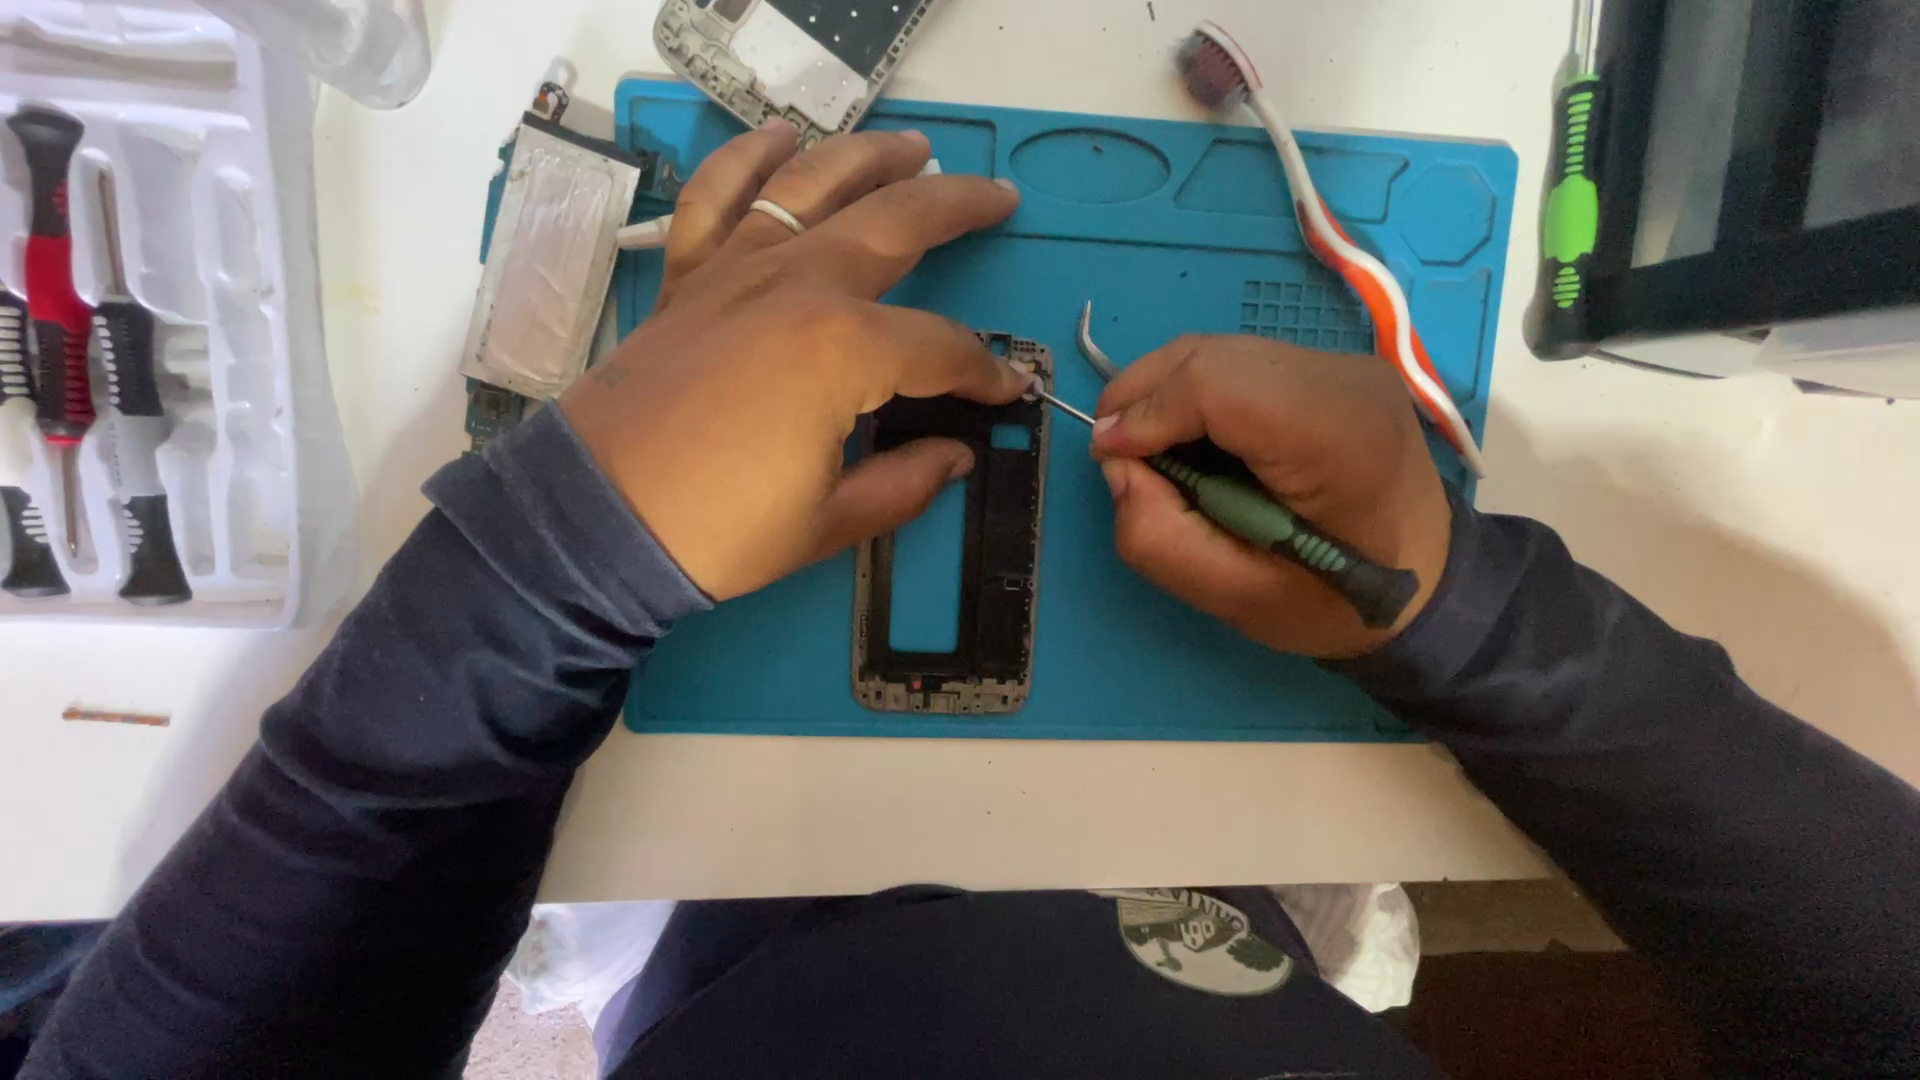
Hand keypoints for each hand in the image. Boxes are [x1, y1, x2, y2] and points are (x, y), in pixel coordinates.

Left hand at [561, 121, 1029, 600]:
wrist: (598, 521)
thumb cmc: (720, 530)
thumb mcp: (831, 523)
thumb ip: (906, 483)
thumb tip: (957, 456)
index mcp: (843, 351)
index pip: (939, 349)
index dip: (982, 373)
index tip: (1006, 392)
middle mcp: (796, 287)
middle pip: (894, 227)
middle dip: (957, 209)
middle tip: (999, 201)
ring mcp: (736, 271)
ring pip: (815, 187)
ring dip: (871, 160)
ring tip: (915, 150)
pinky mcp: (689, 278)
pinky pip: (718, 196)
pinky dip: (748, 159)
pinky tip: (780, 135)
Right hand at [1089, 335, 1451, 658]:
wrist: (1426, 582)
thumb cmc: (1335, 603)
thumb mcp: (1237, 600)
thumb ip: (1161, 541)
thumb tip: (1119, 468)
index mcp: (1336, 438)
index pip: (1217, 384)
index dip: (1147, 412)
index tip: (1111, 458)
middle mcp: (1342, 379)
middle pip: (1207, 354)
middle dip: (1141, 396)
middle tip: (1116, 452)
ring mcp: (1339, 365)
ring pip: (1213, 350)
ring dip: (1162, 394)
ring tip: (1149, 449)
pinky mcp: (1326, 367)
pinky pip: (1233, 361)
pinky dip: (1190, 393)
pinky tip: (1190, 438)